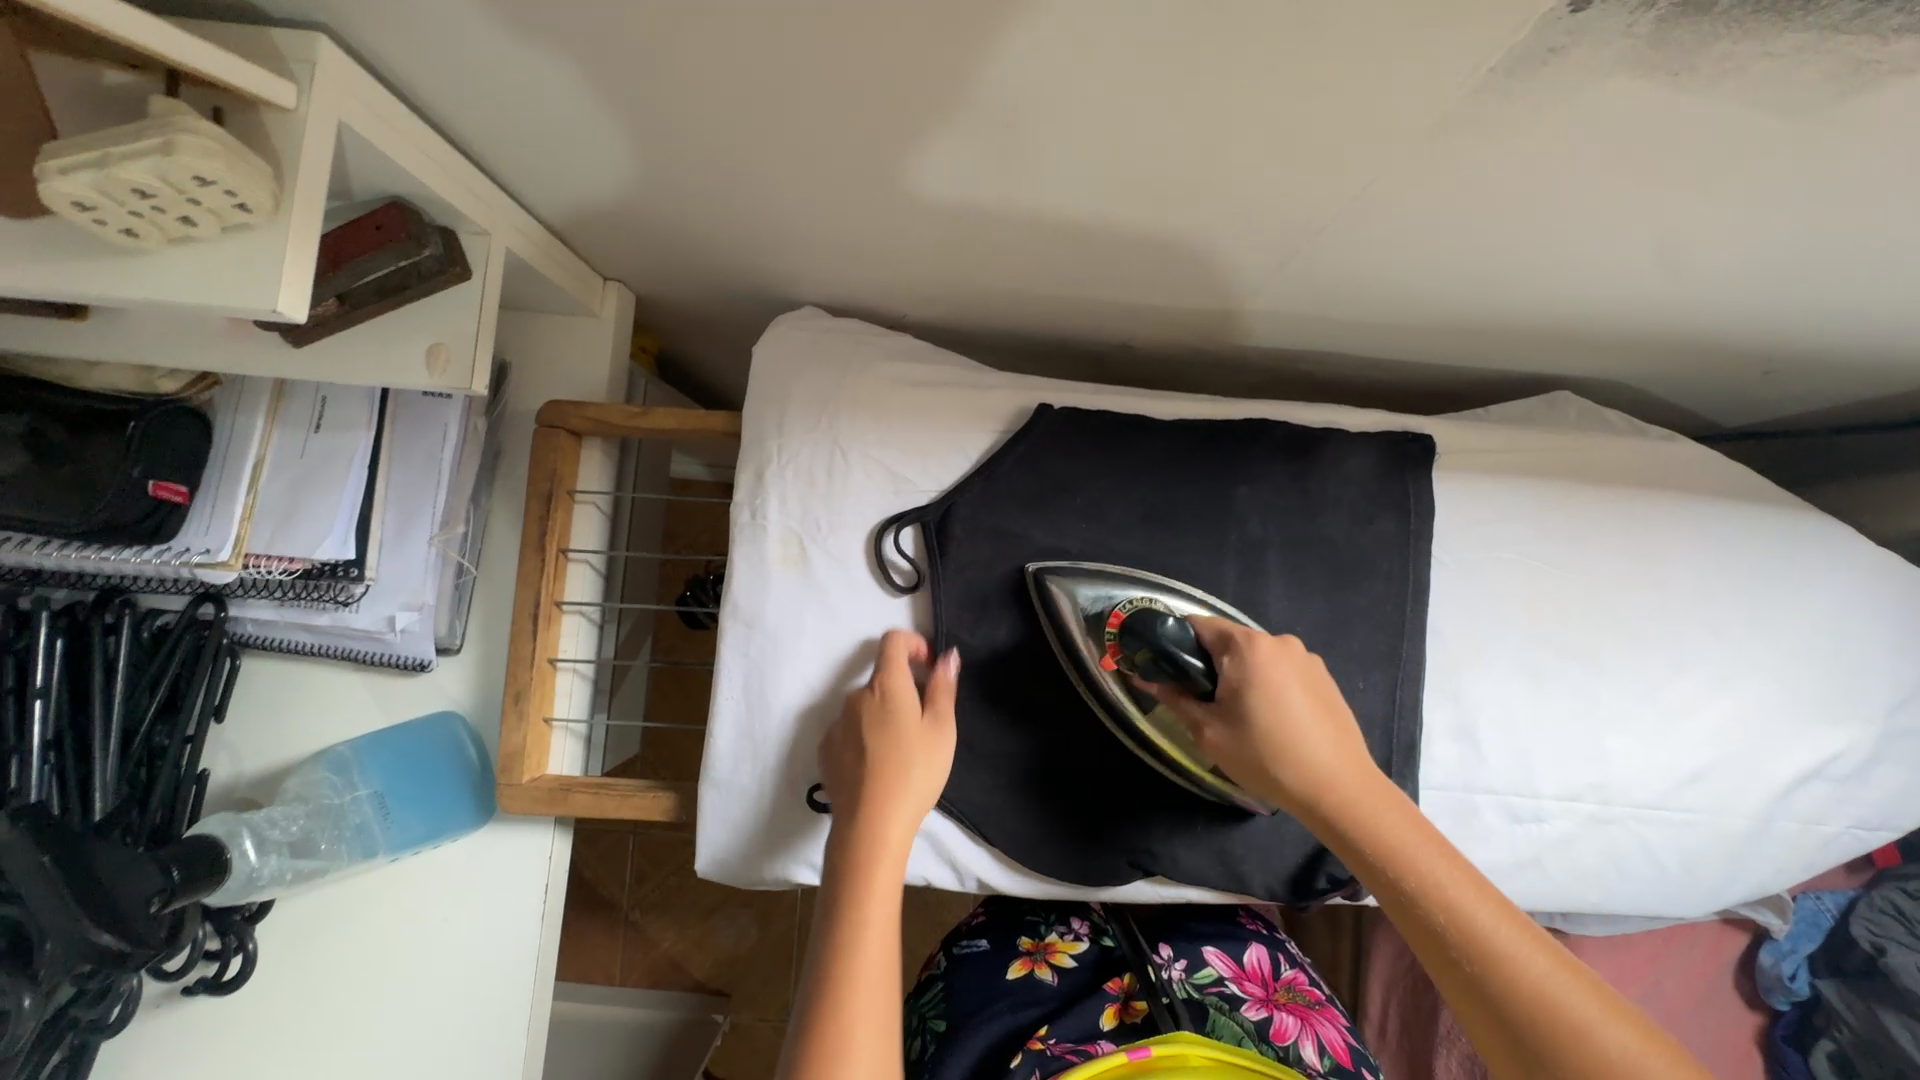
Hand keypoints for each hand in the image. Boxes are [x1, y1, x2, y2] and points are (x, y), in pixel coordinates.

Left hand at [818, 630, 958, 851]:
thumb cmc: (915, 772)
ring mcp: (836, 723)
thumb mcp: (942, 729)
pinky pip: (849, 730)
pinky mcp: (825, 749)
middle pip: (881, 679)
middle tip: (924, 724)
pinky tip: (877, 767)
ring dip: (883, 716)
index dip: (913, 643)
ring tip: (901, 752)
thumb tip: (946, 655)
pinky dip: (864, 737)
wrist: (870, 825)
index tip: (928, 666)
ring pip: (865, 707)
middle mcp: (855, 696)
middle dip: (903, 691)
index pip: (892, 640)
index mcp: (886, 685)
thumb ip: (943, 686)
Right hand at [1137, 617, 1384, 821]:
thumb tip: (1144, 678)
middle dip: (1210, 665)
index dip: (1176, 642)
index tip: (1167, 670)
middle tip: (1202, 702)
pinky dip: (1268, 686)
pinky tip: (1273, 721)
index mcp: (1246, 646)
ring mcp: (1306, 658)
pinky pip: (1282, 671)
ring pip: (1257, 658)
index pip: (1198, 624)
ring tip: (1241, 717)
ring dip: (1241, 676)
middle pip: (1229, 641)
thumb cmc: (1264, 756)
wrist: (1337, 788)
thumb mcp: (1207, 731)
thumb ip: (1174, 698)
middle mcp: (1278, 641)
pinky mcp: (1324, 677)